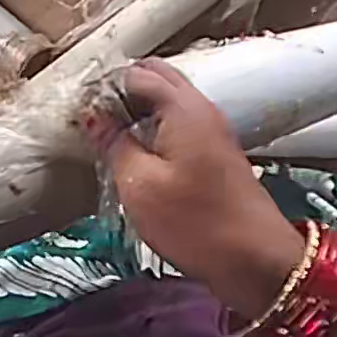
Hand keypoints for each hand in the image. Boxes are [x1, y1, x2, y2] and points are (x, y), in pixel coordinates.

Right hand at [95, 60, 305, 315]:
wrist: (258, 262)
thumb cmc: (195, 223)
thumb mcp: (140, 186)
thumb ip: (114, 143)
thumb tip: (92, 115)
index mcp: (182, 108)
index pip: (135, 74)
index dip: (103, 86)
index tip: (79, 111)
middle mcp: (200, 108)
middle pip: (157, 77)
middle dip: (122, 89)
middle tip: (94, 119)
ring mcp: (212, 128)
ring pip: (170, 98)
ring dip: (140, 106)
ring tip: (109, 134)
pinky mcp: (216, 150)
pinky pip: (180, 120)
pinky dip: (156, 123)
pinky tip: (137, 150)